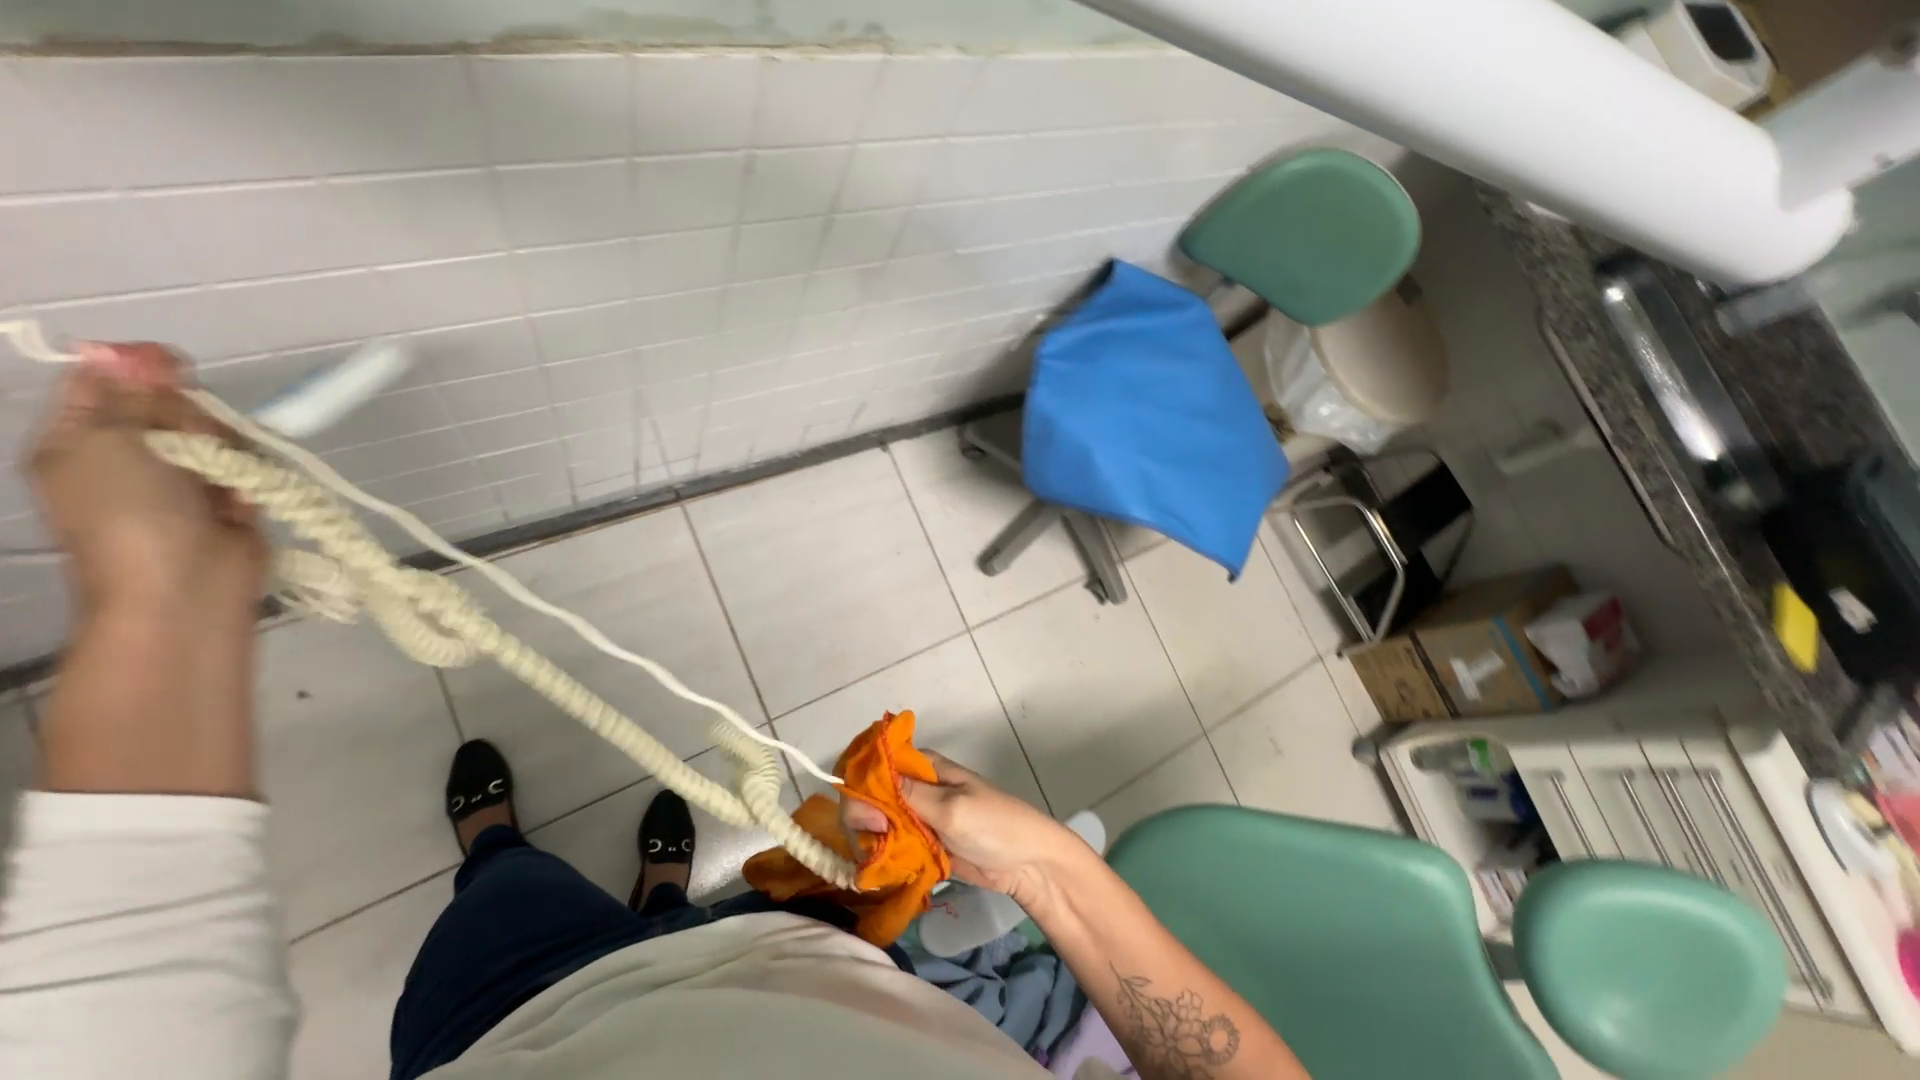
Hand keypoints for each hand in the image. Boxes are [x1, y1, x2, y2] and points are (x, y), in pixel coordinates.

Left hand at [27, 342, 266, 622]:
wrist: (183, 589)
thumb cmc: (131, 514)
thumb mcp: (110, 440)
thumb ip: (129, 393)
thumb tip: (140, 353)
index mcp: (78, 441)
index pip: (102, 382)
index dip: (134, 366)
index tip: (169, 364)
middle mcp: (128, 457)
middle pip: (168, 405)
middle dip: (190, 414)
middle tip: (194, 436)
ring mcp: (182, 480)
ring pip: (216, 434)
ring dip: (226, 448)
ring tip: (227, 475)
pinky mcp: (231, 500)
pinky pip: (248, 468)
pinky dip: (251, 478)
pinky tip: (244, 499)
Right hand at [844, 752, 1094, 910]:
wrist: (1027, 864)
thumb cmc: (995, 825)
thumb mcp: (952, 807)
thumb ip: (909, 795)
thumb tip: (869, 778)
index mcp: (923, 767)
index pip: (875, 766)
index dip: (862, 787)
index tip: (871, 817)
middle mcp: (914, 788)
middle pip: (867, 797)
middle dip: (862, 820)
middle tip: (878, 841)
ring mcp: (915, 818)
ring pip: (873, 825)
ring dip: (870, 842)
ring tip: (881, 861)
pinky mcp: (919, 845)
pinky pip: (889, 847)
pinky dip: (881, 858)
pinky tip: (883, 870)